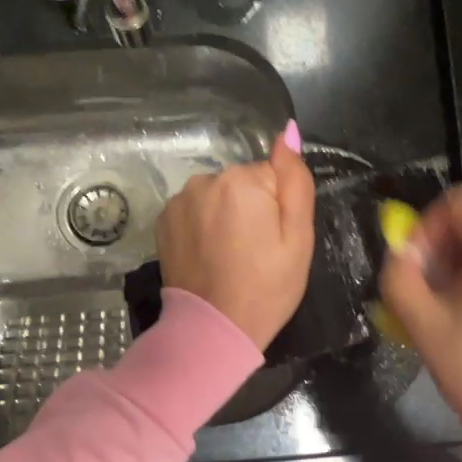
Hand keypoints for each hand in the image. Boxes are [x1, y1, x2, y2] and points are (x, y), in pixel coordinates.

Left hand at [157, 123, 315, 350]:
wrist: (212, 330)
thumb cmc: (266, 289)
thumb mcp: (298, 238)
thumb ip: (295, 181)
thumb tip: (289, 131)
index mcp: (242, 180)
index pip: (273, 177)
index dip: (278, 209)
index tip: (273, 242)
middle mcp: (204, 180)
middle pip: (243, 183)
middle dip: (251, 209)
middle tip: (255, 254)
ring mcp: (179, 201)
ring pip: (217, 196)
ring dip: (225, 217)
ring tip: (230, 258)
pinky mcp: (163, 220)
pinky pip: (195, 211)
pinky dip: (202, 227)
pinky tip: (208, 257)